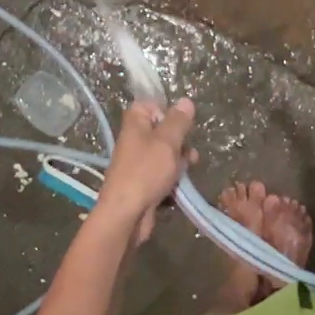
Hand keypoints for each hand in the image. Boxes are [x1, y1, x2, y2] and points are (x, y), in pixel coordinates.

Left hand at [95, 98, 196, 241]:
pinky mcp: (144, 182)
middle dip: (180, 141)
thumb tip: (186, 100)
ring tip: (186, 170)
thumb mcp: (167, 142)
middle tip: (188, 152)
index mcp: (135, 123)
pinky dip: (172, 178)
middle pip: (162, 131)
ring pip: (166, 154)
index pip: (150, 105)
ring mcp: (138, 162)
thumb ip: (178, 121)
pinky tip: (180, 185)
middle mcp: (135, 140)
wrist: (127, 214)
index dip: (168, 112)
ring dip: (179, 161)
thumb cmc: (146, 172)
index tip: (181, 124)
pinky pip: (163, 173)